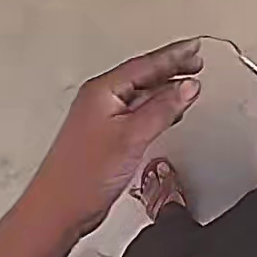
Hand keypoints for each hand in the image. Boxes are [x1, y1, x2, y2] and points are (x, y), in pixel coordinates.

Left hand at [26, 39, 203, 234]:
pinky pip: (137, 112)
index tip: (194, 47)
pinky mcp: (107, 136)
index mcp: (102, 90)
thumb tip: (186, 87)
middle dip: (171, 67)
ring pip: (140, 93)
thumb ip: (162, 109)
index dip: (173, 55)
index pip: (145, 64)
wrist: (60, 208)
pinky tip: (169, 112)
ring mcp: (103, 117)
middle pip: (142, 75)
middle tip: (196, 60)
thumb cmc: (83, 174)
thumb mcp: (131, 136)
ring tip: (189, 82)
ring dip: (166, 88)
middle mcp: (101, 99)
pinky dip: (157, 108)